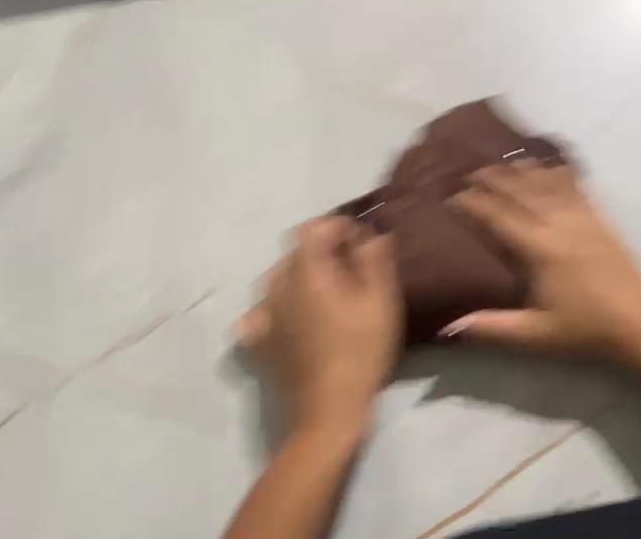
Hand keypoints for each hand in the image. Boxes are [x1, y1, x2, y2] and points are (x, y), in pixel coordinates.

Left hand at [237, 217, 400, 432]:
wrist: (328, 413)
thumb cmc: (361, 351)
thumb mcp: (381, 301)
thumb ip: (374, 259)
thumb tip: (368, 233)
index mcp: (307, 271)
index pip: (313, 228)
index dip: (338, 227)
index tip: (362, 243)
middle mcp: (278, 286)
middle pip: (295, 250)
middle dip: (323, 249)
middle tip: (353, 269)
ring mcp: (263, 315)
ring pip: (278, 277)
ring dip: (301, 275)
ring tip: (328, 292)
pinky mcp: (259, 341)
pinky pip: (262, 310)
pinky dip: (277, 306)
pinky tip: (293, 317)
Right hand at [446, 160, 640, 358]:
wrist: (637, 322)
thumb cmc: (583, 329)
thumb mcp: (535, 335)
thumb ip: (492, 327)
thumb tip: (449, 327)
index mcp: (539, 250)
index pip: (499, 217)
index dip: (474, 204)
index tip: (453, 197)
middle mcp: (559, 225)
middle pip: (521, 192)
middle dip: (494, 179)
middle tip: (471, 171)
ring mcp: (582, 217)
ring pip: (547, 183)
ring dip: (523, 170)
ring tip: (504, 161)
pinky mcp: (599, 217)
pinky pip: (575, 187)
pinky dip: (558, 173)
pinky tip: (549, 164)